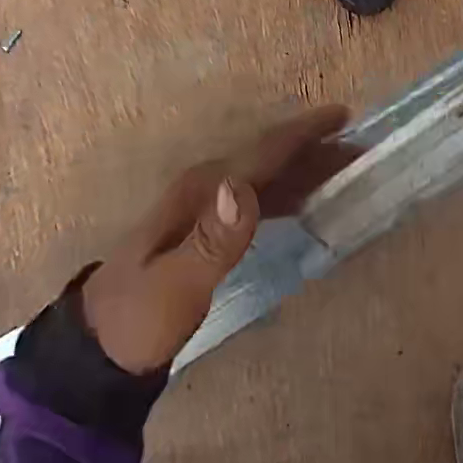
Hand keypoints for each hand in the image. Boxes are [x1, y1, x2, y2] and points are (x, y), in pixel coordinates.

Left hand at [81, 105, 353, 373]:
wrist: (101, 347)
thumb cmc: (140, 317)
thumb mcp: (175, 286)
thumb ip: (212, 241)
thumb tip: (242, 187)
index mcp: (200, 192)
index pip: (260, 154)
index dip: (301, 134)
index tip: (342, 116)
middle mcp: (204, 190)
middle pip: (267, 159)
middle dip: (313, 150)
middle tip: (360, 150)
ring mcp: (204, 209)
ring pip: (265, 177)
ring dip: (304, 170)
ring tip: (345, 171)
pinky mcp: (207, 231)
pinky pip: (258, 199)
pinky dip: (287, 194)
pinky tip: (305, 204)